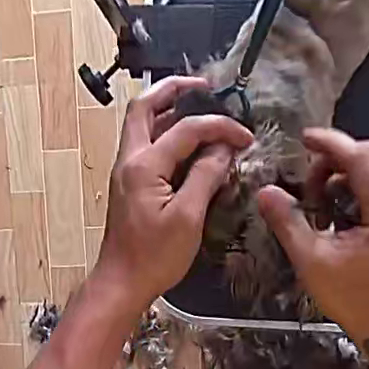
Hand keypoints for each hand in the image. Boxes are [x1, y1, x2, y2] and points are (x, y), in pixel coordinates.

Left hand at [89, 76, 253, 313]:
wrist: (123, 282)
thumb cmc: (156, 256)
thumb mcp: (188, 218)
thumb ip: (205, 177)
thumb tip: (224, 151)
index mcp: (145, 165)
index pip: (186, 129)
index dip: (219, 128)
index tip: (246, 137)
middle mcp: (130, 160)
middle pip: (145, 107)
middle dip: (173, 90)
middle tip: (203, 87)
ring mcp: (127, 172)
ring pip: (143, 125)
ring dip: (168, 110)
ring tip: (198, 108)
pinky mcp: (131, 186)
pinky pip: (147, 146)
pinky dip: (166, 134)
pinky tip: (188, 145)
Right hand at [256, 128, 368, 342]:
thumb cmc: (352, 297)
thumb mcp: (312, 261)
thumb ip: (289, 222)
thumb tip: (266, 192)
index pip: (363, 159)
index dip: (331, 144)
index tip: (306, 140)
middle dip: (337, 157)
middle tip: (308, 177)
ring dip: (346, 169)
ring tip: (320, 195)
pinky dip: (357, 182)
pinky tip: (336, 201)